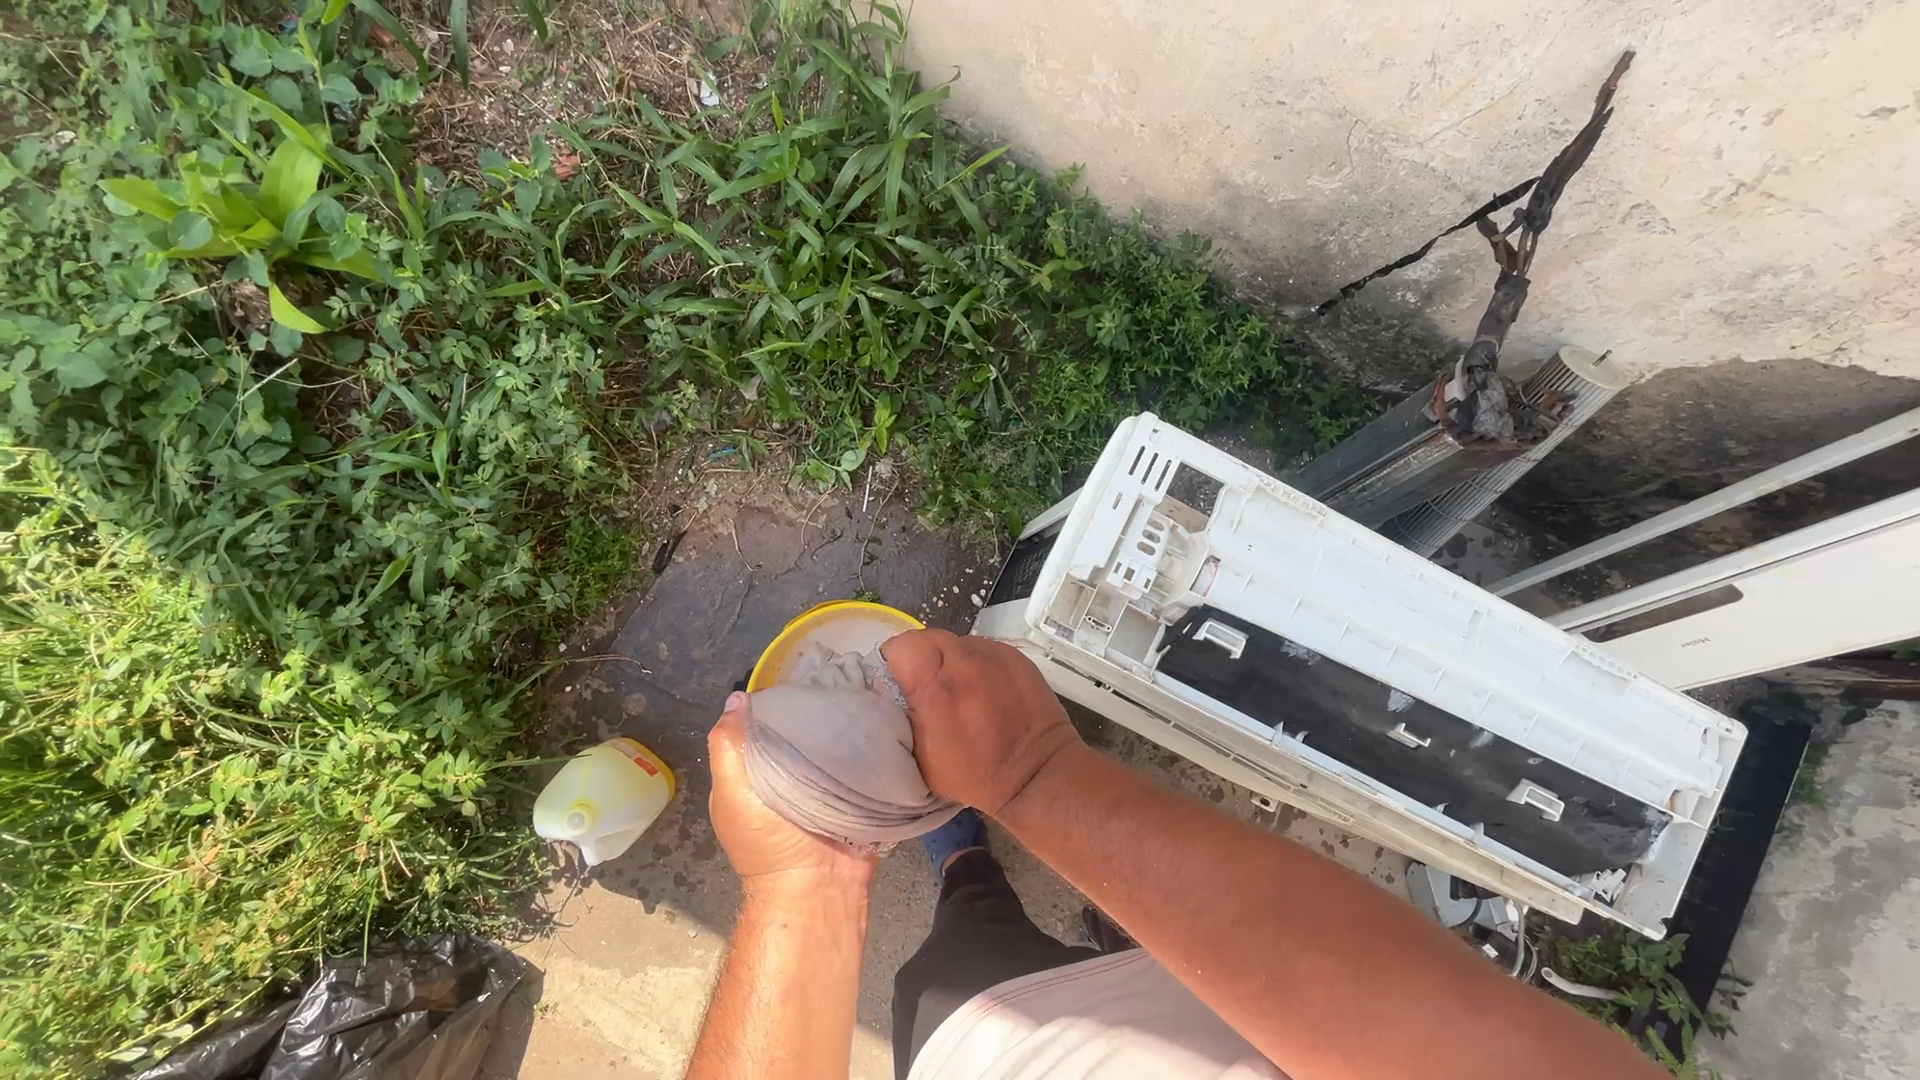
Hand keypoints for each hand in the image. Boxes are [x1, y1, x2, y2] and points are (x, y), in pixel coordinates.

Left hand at [707, 692, 877, 893]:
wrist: (817, 887)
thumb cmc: (767, 842)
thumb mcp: (732, 794)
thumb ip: (728, 748)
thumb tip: (737, 697)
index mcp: (760, 772)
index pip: (769, 725)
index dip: (781, 701)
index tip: (800, 674)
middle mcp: (795, 774)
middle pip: (806, 729)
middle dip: (820, 706)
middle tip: (842, 676)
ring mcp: (831, 782)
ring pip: (838, 741)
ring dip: (850, 720)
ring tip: (868, 686)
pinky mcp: (861, 790)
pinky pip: (868, 759)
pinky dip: (874, 740)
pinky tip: (886, 713)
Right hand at [881, 629, 1084, 816]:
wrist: (1037, 773)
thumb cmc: (974, 774)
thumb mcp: (921, 757)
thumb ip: (901, 718)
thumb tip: (887, 691)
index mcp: (938, 689)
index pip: (902, 646)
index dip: (894, 661)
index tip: (899, 681)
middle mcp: (966, 662)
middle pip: (926, 637)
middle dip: (919, 658)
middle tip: (924, 686)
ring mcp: (994, 654)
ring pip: (955, 641)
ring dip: (948, 659)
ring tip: (956, 688)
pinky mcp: (1015, 655)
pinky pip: (981, 648)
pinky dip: (974, 662)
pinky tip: (981, 687)